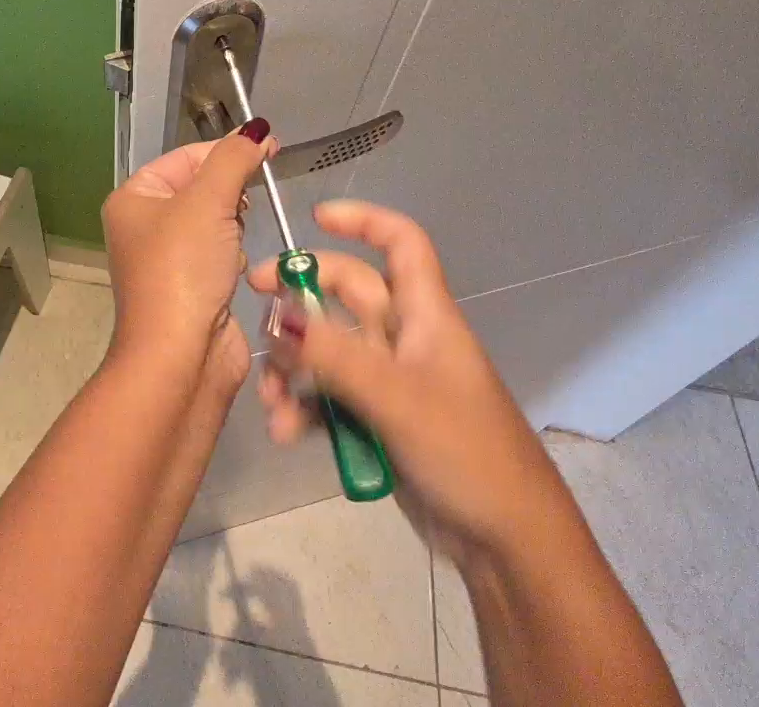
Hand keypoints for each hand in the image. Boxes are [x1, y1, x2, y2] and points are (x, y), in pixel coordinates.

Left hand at [101, 122, 274, 396]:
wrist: (180, 355)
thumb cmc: (183, 269)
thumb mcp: (208, 201)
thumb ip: (234, 159)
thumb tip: (257, 130)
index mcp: (133, 199)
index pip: (184, 157)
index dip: (225, 151)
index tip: (269, 148)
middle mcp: (144, 226)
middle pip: (200, 188)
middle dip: (229, 193)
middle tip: (246, 205)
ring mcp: (167, 259)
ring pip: (214, 222)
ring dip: (233, 227)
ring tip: (235, 242)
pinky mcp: (191, 287)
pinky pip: (220, 255)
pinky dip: (233, 256)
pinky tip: (236, 267)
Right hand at [248, 200, 578, 557]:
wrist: (504, 539)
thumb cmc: (465, 452)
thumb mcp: (396, 397)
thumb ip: (333, 355)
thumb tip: (276, 316)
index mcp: (425, 315)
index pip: (401, 244)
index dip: (363, 222)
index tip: (314, 219)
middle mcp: (405, 338)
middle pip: (346, 295)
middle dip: (301, 301)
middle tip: (255, 307)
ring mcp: (389, 380)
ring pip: (329, 351)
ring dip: (295, 369)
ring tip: (272, 401)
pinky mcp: (377, 419)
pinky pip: (330, 396)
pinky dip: (304, 408)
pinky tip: (285, 431)